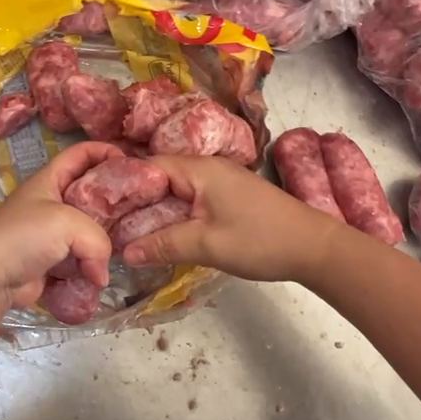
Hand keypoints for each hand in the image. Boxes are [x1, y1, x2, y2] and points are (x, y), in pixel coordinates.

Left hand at [0, 142, 117, 311]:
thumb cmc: (25, 236)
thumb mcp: (67, 223)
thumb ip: (98, 240)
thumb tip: (101, 273)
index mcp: (48, 180)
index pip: (79, 154)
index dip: (104, 151)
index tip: (131, 162)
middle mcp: (51, 203)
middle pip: (90, 193)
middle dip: (114, 200)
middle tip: (142, 209)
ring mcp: (51, 234)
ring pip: (89, 230)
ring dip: (104, 241)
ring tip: (128, 246)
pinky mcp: (52, 262)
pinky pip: (80, 259)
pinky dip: (91, 267)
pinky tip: (102, 275)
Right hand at [121, 155, 343, 282]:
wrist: (318, 249)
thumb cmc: (261, 240)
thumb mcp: (207, 245)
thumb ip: (164, 245)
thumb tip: (125, 252)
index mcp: (199, 169)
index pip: (148, 167)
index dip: (123, 184)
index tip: (102, 205)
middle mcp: (208, 168)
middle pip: (160, 177)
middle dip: (136, 199)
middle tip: (111, 222)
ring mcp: (221, 181)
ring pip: (176, 190)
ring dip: (156, 208)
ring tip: (130, 230)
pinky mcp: (230, 197)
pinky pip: (192, 199)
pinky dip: (175, 212)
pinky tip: (164, 232)